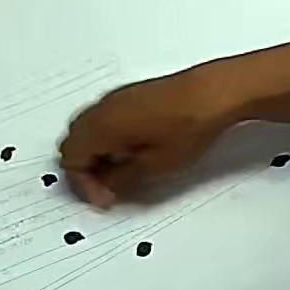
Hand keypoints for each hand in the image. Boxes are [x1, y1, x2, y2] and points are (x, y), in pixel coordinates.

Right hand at [58, 69, 244, 207]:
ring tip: (117, 169)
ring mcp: (114, 99)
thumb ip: (118, 180)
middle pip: (72, 144)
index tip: (104, 198)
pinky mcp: (129, 95)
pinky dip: (105, 138)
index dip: (84, 185)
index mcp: (100, 128)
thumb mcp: (151, 167)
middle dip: (84, 169)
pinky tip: (129, 149)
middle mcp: (101, 110)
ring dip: (93, 153)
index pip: (71, 161)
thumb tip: (105, 185)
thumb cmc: (187, 127)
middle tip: (105, 187)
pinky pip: (102, 119)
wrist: (218, 92)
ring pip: (85, 130)